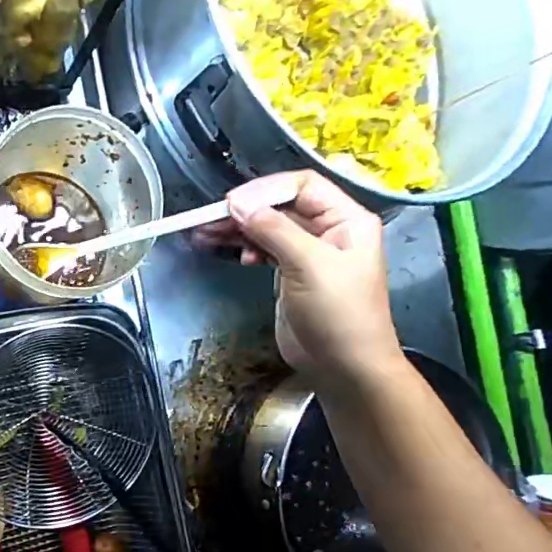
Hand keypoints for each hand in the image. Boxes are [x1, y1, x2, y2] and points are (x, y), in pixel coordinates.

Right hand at [191, 171, 401, 385]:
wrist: (343, 364)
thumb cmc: (339, 314)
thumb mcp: (309, 266)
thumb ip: (274, 231)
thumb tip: (240, 205)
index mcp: (346, 220)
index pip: (303, 187)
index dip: (265, 190)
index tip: (231, 204)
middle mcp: (328, 230)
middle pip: (280, 206)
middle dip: (245, 211)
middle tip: (209, 220)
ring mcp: (308, 252)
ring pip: (267, 228)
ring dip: (237, 229)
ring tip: (205, 234)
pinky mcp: (290, 273)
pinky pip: (264, 248)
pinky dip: (244, 247)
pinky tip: (233, 253)